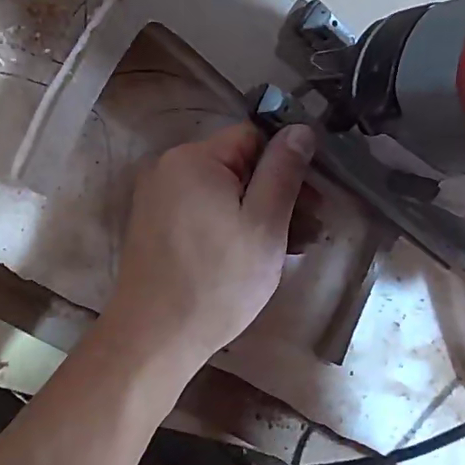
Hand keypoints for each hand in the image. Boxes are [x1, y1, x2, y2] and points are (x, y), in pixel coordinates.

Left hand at [97, 122, 316, 370]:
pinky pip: (200, 211)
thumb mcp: (264, 224)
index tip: (311, 199)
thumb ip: (283, 172)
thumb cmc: (218, 280)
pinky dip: (228, 225)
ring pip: (220, 191)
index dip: (285, 163)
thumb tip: (299, 129)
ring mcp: (157, 197)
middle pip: (235, 164)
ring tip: (288, 248)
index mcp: (193, 158)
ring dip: (255, 212)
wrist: (155, 335)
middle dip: (274, 192)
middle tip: (308, 230)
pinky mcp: (153, 224)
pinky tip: (252, 255)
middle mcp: (168, 168)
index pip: (251, 137)